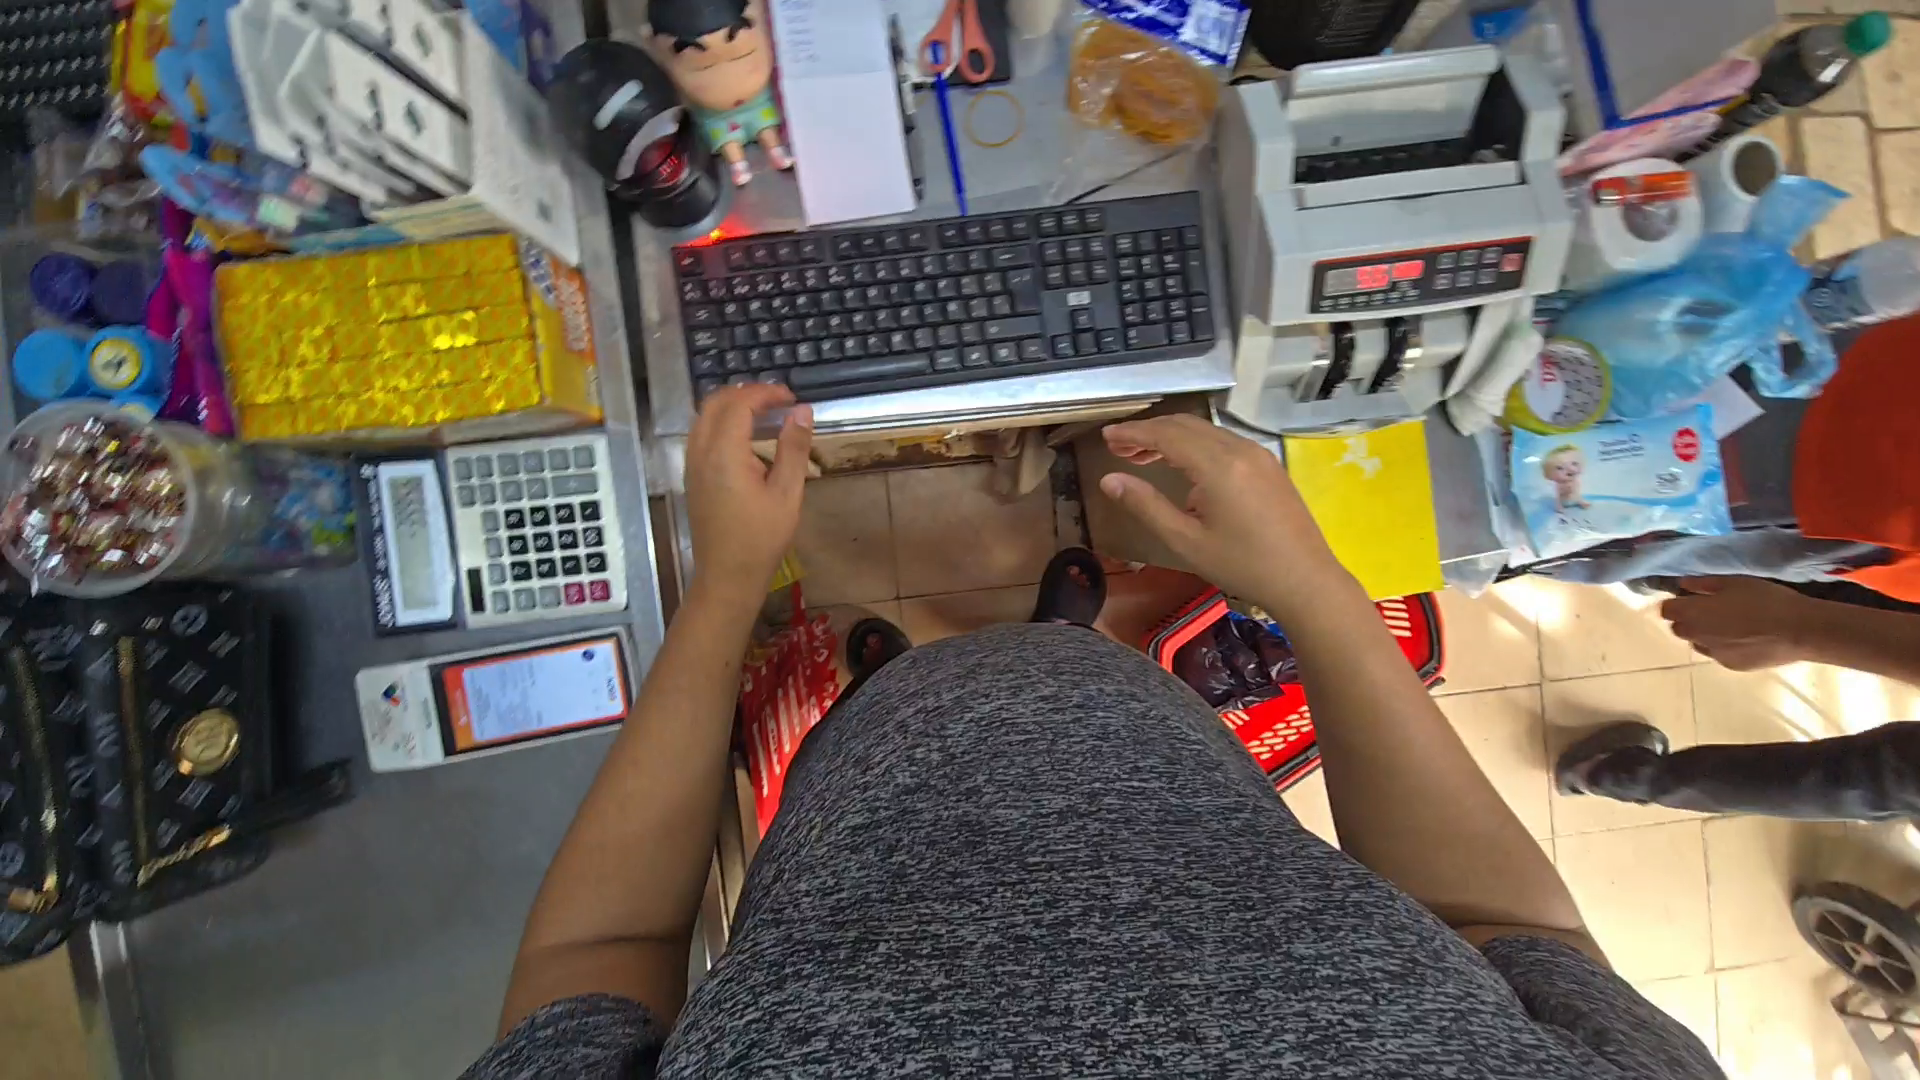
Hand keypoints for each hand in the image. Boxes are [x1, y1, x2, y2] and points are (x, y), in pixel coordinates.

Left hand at [684, 385, 811, 602]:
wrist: (727, 575)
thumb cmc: (762, 538)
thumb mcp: (787, 493)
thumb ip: (793, 448)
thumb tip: (802, 412)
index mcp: (724, 453)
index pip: (740, 404)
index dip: (766, 393)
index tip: (792, 398)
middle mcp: (700, 452)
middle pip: (715, 402)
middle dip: (746, 393)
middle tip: (778, 400)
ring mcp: (691, 464)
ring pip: (704, 417)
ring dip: (732, 406)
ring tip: (764, 413)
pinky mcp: (692, 476)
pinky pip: (701, 434)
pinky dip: (722, 423)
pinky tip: (746, 438)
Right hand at [1097, 414, 1349, 613]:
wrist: (1305, 580)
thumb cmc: (1241, 565)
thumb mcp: (1185, 540)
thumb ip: (1145, 505)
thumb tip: (1109, 480)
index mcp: (1218, 465)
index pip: (1166, 434)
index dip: (1132, 432)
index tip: (1106, 436)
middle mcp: (1239, 449)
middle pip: (1185, 425)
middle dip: (1148, 431)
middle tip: (1118, 447)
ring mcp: (1258, 454)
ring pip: (1204, 431)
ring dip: (1171, 437)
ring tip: (1141, 456)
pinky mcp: (1268, 465)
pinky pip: (1223, 442)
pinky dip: (1194, 445)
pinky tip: (1181, 467)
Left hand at [1661, 576, 1817, 670]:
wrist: (1803, 630)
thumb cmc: (1767, 601)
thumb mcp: (1734, 583)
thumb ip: (1703, 584)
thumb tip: (1683, 584)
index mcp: (1690, 613)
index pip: (1666, 610)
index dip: (1676, 605)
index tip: (1691, 600)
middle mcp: (1695, 634)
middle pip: (1679, 628)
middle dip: (1689, 621)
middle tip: (1712, 614)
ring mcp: (1712, 652)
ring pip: (1698, 643)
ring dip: (1706, 635)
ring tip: (1732, 628)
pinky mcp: (1731, 665)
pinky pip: (1719, 655)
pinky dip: (1725, 648)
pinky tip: (1747, 641)